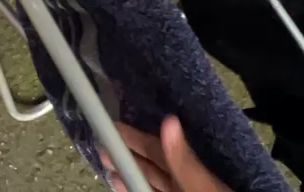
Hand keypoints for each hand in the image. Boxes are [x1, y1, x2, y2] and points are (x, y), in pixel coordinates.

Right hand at [103, 118, 231, 191]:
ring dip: (127, 175)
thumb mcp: (202, 188)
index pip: (157, 149)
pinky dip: (133, 190)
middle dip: (126, 154)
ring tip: (107, 166)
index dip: (135, 137)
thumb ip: (184, 161)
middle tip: (101, 145)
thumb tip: (169, 120)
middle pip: (150, 165)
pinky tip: (120, 186)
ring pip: (149, 183)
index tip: (112, 127)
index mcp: (190, 172)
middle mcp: (183, 184)